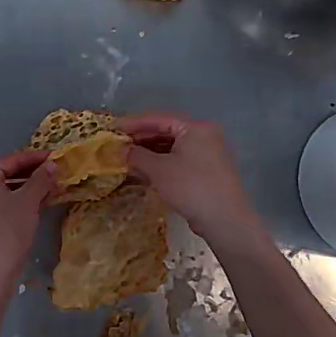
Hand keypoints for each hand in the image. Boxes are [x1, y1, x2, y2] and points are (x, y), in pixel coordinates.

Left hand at [0, 149, 54, 304]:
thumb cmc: (7, 233)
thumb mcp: (27, 203)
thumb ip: (40, 180)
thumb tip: (52, 164)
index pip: (11, 159)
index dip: (35, 157)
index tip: (57, 156)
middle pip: (6, 173)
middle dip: (32, 173)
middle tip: (57, 172)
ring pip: (5, 190)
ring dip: (27, 188)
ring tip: (52, 187)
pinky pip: (1, 204)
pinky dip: (19, 201)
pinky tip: (37, 203)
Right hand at [120, 113, 267, 252]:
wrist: (223, 218)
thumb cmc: (189, 186)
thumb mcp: (157, 169)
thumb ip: (136, 155)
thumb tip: (121, 150)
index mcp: (195, 127)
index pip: (158, 119)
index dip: (132, 124)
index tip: (112, 128)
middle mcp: (205, 135)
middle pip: (166, 131)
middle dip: (141, 139)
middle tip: (118, 145)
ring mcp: (209, 152)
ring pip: (172, 146)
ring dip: (149, 152)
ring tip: (127, 158)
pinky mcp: (208, 169)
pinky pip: (180, 159)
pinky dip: (162, 162)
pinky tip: (145, 171)